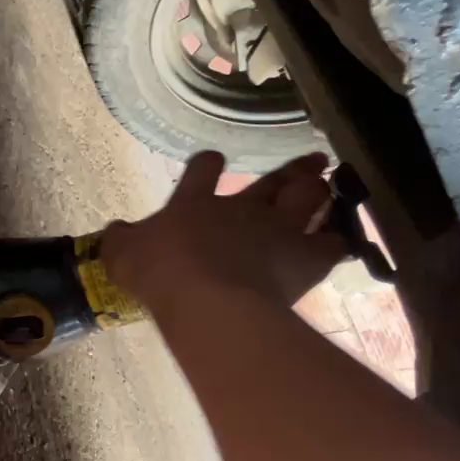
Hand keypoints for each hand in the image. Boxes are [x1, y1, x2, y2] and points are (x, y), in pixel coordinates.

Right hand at [101, 151, 347, 310]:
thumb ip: (121, 238)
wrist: (206, 300)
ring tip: (329, 184)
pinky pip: (335, 242)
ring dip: (320, 189)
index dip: (208, 163)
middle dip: (292, 169)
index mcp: (193, 203)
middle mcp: (241, 208)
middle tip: (312, 160)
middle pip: (273, 181)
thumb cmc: (156, 271)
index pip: (203, 170)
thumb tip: (117, 229)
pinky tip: (342, 237)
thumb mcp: (119, 253)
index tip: (213, 160)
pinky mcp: (308, 257)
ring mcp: (279, 230)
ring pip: (310, 199)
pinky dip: (339, 237)